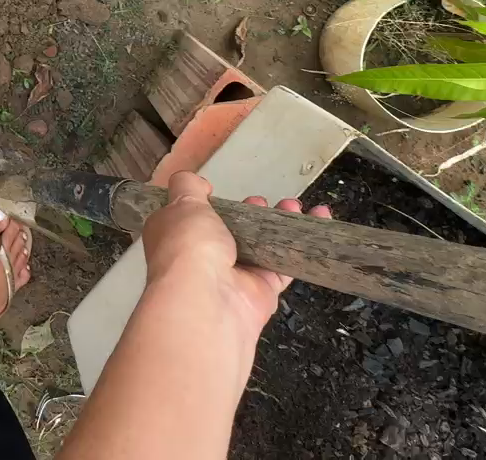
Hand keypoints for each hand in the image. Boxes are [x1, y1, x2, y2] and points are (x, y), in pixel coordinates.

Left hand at [140, 171, 332, 341]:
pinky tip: (313, 227)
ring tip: (294, 207)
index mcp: (172, 233)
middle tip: (265, 201)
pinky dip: (299, 247)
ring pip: (257, 245)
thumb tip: (196, 183)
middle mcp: (198, 254)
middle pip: (228, 229)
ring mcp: (230, 274)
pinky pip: (282, 266)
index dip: (205, 203)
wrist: (208, 301)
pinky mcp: (259, 291)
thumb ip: (187, 186)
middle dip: (247, 212)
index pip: (187, 216)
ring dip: (277, 225)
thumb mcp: (182, 203)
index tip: (219, 192)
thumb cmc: (188, 246)